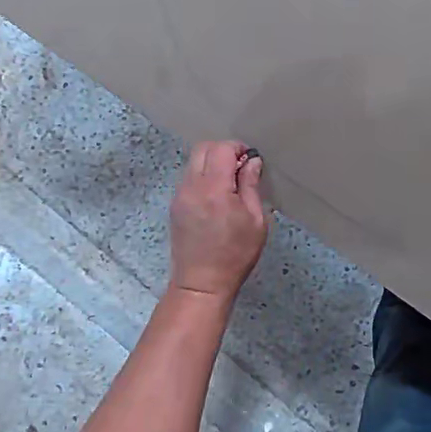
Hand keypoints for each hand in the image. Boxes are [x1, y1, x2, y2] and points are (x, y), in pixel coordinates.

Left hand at [168, 141, 268, 303]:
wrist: (201, 283)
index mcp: (214, 188)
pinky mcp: (175, 205)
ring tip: (229, 186)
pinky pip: (189, 179)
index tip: (250, 160)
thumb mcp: (255, 220)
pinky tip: (216, 198)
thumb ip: (251, 185)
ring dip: (211, 164)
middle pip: (203, 148)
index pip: (221, 149)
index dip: (237, 148)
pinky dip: (203, 178)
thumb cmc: (235, 254)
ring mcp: (180, 195)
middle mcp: (192, 186)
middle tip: (240, 169)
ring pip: (193, 163)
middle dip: (222, 151)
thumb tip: (252, 161)